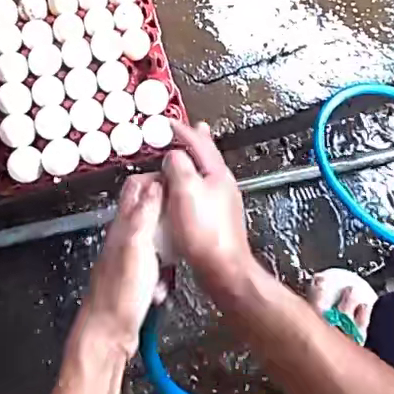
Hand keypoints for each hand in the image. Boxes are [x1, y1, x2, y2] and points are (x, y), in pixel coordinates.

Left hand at [77, 174, 166, 353]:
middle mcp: (124, 237)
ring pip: (154, 239)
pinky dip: (165, 272)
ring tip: (178, 253)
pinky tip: (165, 285)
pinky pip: (157, 266)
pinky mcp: (136, 279)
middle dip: (168, 211)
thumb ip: (145, 215)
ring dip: (169, 245)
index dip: (158, 179)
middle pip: (147, 210)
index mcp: (123, 225)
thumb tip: (156, 184)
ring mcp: (129, 258)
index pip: (136, 186)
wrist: (107, 336)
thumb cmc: (119, 294)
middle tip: (186, 217)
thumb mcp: (136, 246)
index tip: (180, 184)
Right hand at [159, 120, 254, 294]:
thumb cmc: (206, 235)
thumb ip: (178, 166)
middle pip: (207, 156)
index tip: (170, 123)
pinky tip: (181, 195)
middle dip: (196, 142)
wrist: (223, 270)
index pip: (199, 143)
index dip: (182, 130)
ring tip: (181, 159)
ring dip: (192, 164)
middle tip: (190, 131)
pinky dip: (189, 185)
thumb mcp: (185, 190)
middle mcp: (223, 186)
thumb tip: (173, 156)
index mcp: (217, 174)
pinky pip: (200, 193)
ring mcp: (222, 204)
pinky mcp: (216, 221)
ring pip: (204, 175)